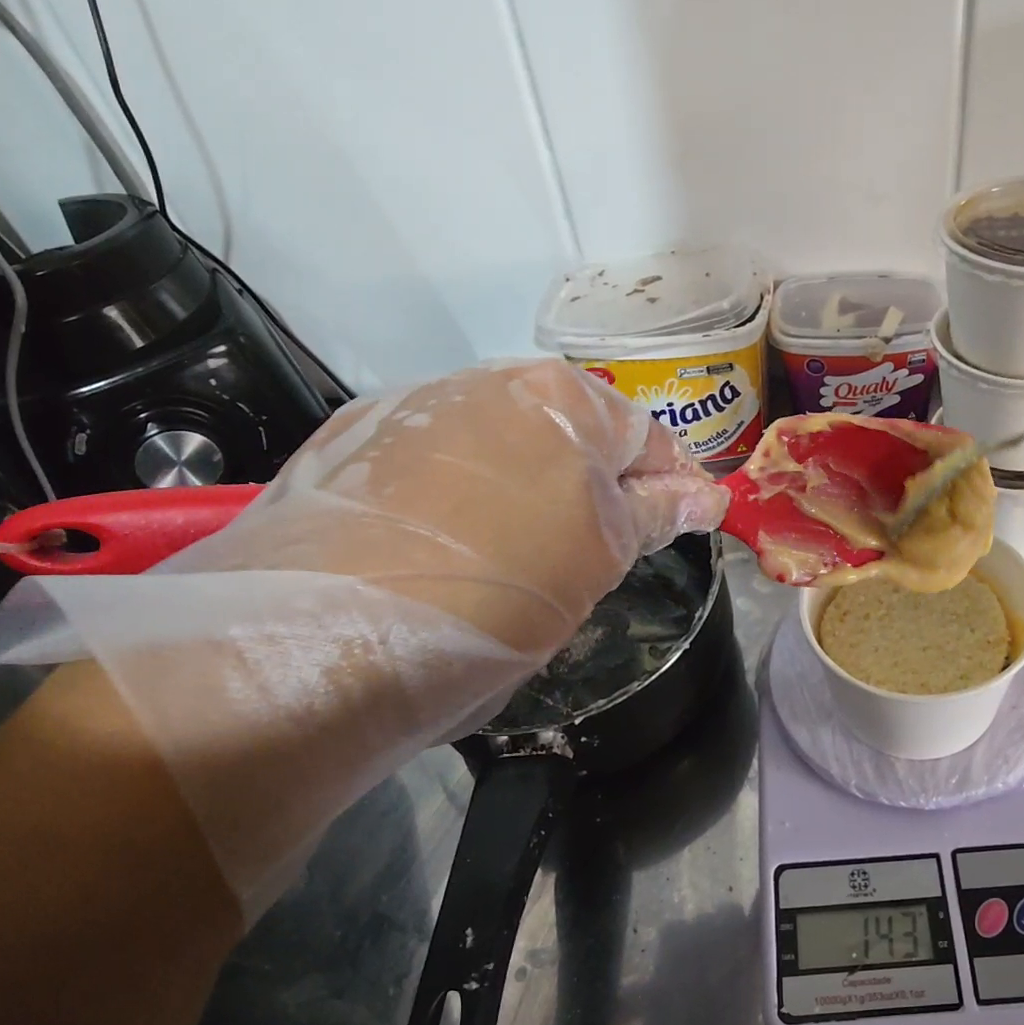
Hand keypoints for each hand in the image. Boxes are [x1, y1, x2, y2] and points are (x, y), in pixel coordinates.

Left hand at [0, 359, 728, 917]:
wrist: (316, 643)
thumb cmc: (495, 596)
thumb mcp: (596, 562)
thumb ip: (655, 514)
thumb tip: (707, 495)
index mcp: (559, 399)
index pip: (644, 432)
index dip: (673, 481)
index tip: (685, 521)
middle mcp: (484, 381)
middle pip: (570, 430)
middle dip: (596, 483)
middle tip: (598, 551)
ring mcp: (410, 409)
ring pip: (502, 444)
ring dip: (527, 489)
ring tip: (516, 558)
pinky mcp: (347, 447)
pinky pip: (437, 464)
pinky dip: (461, 497)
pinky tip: (446, 550)